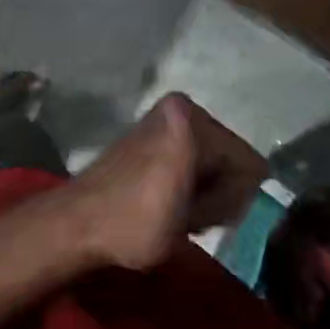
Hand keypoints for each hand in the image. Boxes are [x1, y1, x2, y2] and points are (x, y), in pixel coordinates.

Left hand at [62, 93, 266, 271]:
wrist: (79, 219)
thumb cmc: (136, 221)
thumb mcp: (195, 219)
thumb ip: (229, 198)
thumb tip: (245, 190)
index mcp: (191, 119)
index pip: (250, 164)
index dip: (238, 197)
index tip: (210, 215)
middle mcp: (180, 107)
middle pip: (231, 156)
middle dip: (221, 188)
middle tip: (195, 214)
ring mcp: (164, 115)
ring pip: (212, 157)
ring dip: (204, 184)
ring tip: (179, 208)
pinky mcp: (150, 128)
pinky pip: (191, 154)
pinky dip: (188, 176)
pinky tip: (169, 198)